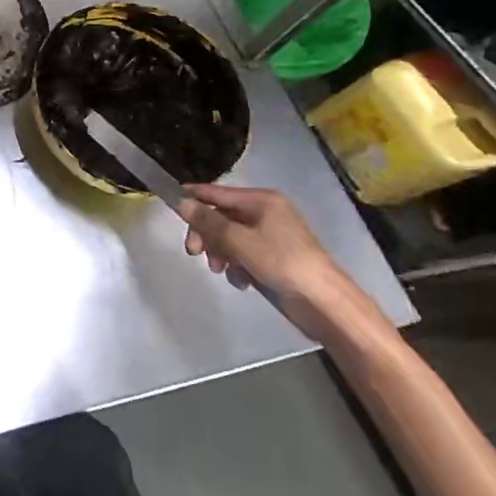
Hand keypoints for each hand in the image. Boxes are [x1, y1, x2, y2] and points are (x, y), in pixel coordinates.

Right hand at [177, 184, 385, 341]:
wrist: (324, 303)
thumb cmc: (282, 263)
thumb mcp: (240, 241)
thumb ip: (209, 221)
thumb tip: (182, 202)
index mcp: (262, 200)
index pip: (218, 192)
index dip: (194, 197)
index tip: (170, 204)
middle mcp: (266, 212)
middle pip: (222, 216)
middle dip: (207, 234)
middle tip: (194, 252)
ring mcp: (271, 236)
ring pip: (230, 237)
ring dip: (221, 253)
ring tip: (221, 270)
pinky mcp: (274, 258)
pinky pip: (244, 254)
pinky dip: (237, 265)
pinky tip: (242, 280)